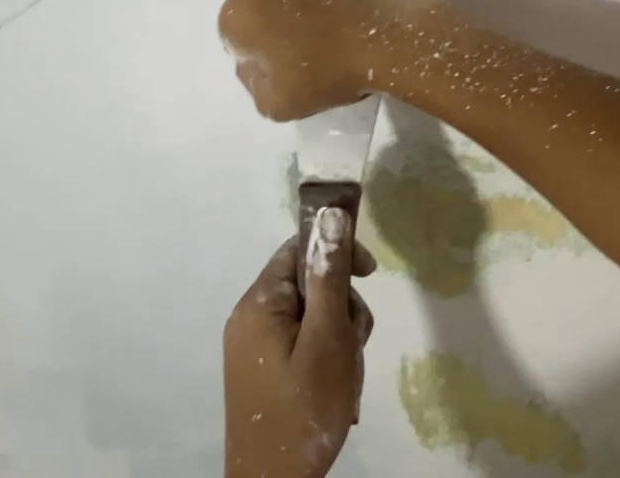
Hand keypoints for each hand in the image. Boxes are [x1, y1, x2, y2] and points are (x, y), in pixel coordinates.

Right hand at [218, 0, 440, 120]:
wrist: (393, 35)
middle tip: (304, 23)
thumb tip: (249, 59)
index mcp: (235, 18)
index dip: (260, 44)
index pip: (236, 32)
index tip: (288, 50)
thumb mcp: (279, 104)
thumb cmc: (337, 72)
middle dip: (268, 9)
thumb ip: (249, 81)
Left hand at [223, 208, 377, 477]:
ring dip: (338, 332)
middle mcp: (249, 317)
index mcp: (258, 303)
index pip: (300, 248)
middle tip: (355, 340)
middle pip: (308, 281)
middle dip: (342, 303)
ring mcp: (254, 346)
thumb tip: (331, 212)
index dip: (337, 252)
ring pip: (310, 312)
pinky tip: (336, 381)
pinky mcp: (263, 368)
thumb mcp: (328, 336)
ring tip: (346, 369)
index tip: (370, 275)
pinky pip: (301, 339)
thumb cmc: (304, 407)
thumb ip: (330, 274)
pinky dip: (325, 352)